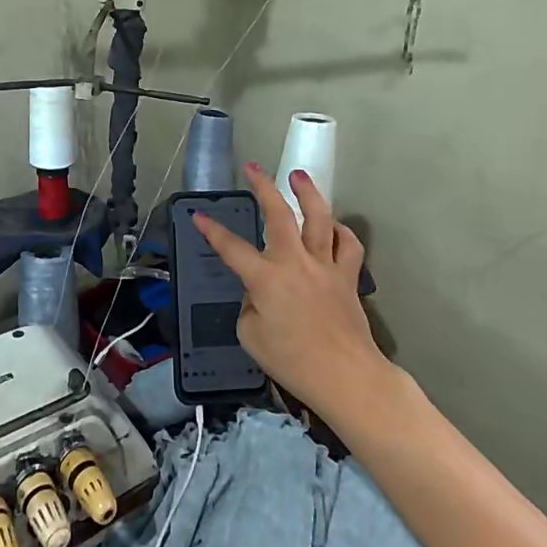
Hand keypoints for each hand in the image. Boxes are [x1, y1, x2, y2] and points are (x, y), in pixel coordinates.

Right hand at [191, 162, 387, 421]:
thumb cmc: (292, 360)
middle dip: (264, 188)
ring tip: (299, 176)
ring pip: (320, 219)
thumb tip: (260, 294)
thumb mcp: (251, 334)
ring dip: (308, 194)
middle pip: (280, 216)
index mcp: (265, 278)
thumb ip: (250, 305)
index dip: (211, 230)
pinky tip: (331, 225)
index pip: (230, 246)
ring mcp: (326, 268)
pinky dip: (339, 230)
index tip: (197, 216)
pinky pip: (347, 245)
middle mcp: (295, 263)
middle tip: (254, 168)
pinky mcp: (347, 279)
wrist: (349, 378)